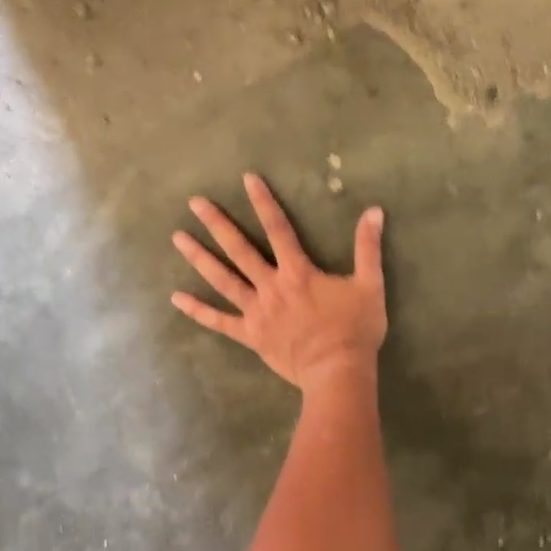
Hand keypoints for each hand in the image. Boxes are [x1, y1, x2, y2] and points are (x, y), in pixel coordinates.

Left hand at [170, 173, 387, 390]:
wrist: (337, 371)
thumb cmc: (355, 328)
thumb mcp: (370, 284)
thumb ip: (368, 247)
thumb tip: (374, 211)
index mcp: (298, 272)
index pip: (278, 229)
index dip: (264, 202)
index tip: (247, 180)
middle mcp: (271, 286)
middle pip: (240, 250)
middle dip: (218, 224)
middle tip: (195, 203)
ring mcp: (257, 312)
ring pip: (223, 280)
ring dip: (200, 258)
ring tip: (179, 238)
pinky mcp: (251, 336)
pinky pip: (219, 321)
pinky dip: (198, 310)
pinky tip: (177, 298)